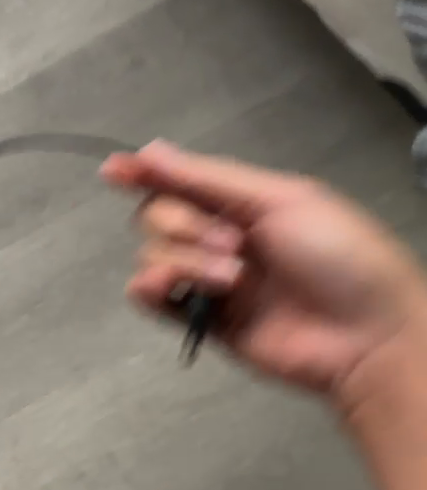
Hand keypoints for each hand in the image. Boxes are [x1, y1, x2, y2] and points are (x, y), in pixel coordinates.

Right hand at [104, 141, 426, 405]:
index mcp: (237, 207)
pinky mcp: (194, 314)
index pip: (172, 181)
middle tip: (231, 244)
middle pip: (154, 215)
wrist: (375, 340)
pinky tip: (172, 289)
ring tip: (231, 280)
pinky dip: (151, 286)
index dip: (140, 173)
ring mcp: (202, 277)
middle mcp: (213, 237)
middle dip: (181, 225)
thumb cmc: (343, 261)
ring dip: (184, 261)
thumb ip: (209, 176)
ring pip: (150, 252)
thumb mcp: (286, 202)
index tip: (114, 171)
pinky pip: (144, 293)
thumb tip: (146, 149)